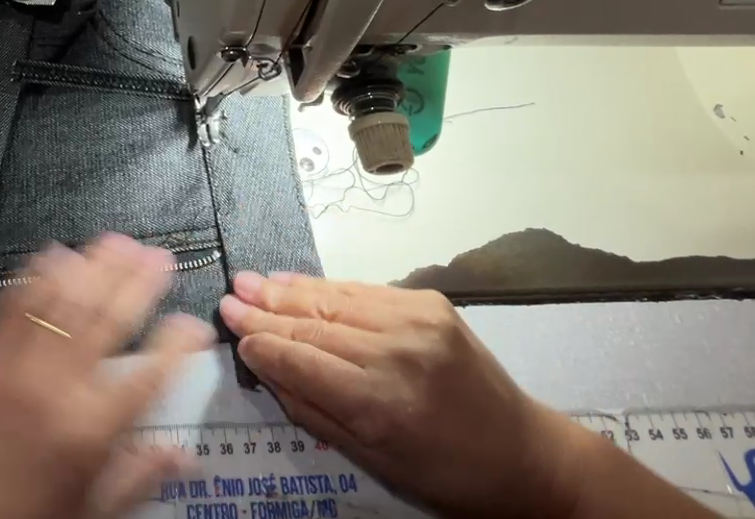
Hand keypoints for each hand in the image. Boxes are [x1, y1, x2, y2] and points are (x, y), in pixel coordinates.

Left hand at [0, 234, 214, 518]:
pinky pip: (9, 307)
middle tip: (158, 256)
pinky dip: (33, 277)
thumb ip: (139, 478)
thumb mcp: (91, 512)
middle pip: (107, 321)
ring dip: (92, 267)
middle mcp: (56, 392)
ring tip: (115, 242)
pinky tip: (51, 255)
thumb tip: (182, 458)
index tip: (195, 324)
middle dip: (138, 282)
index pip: (150, 376)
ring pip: (61, 303)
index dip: (178, 343)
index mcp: (90, 433)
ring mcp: (14, 370)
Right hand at [219, 272, 587, 518]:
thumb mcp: (372, 459)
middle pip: (311, 323)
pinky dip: (324, 288)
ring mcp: (414, 318)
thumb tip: (264, 364)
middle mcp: (395, 351)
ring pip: (332, 298)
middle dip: (264, 310)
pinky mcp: (427, 301)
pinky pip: (360, 290)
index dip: (260, 342)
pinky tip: (295, 282)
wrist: (525, 453)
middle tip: (229, 296)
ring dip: (287, 290)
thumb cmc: (444, 472)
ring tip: (251, 281)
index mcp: (380, 403)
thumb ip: (312, 409)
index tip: (229, 325)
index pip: (300, 361)